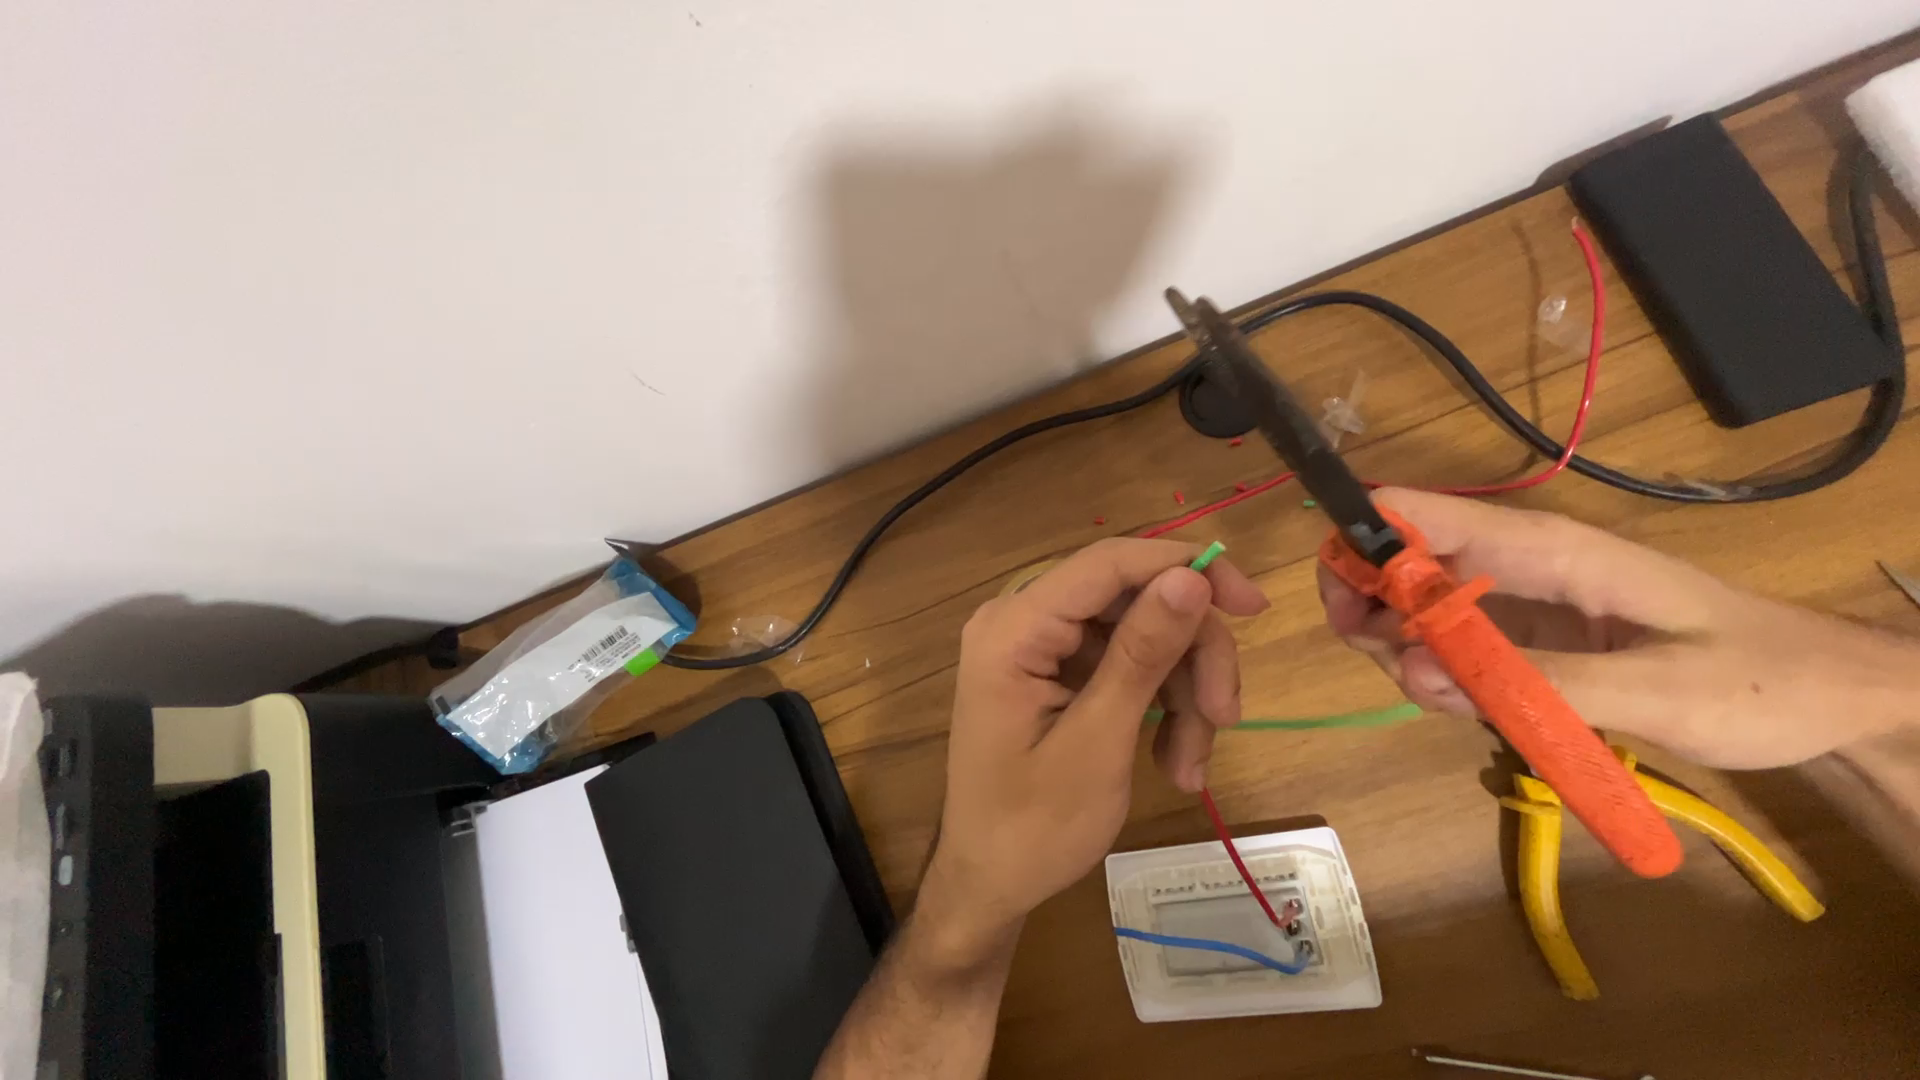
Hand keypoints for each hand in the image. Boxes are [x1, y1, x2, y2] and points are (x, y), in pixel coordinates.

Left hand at [918, 538, 1267, 962]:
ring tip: (1191, 763)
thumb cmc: (1032, 828)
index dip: (1185, 567)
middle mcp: (1021, 620)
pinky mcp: (1056, 671)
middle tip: (1225, 717)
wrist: (989, 883)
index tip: (1253, 605)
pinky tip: (1174, 761)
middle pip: (1132, 599)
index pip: (1108, 562)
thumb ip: (1141, 653)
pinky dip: (1159, 706)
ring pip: (1140, 633)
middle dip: (1189, 654)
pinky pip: (1125, 664)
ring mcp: (1038, 645)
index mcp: (1013, 627)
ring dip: (1181, 693)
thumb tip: (1191, 576)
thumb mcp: (1097, 742)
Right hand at [1320, 488, 1919, 770]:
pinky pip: (1441, 643)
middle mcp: (1509, 562)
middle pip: (1393, 560)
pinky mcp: (1517, 637)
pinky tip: (1462, 701)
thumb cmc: (1762, 681)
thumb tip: (1411, 670)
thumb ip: (1534, 683)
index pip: (1413, 512)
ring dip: (1395, 646)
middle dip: (1366, 607)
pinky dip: (1429, 672)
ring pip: (1407, 605)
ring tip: (1437, 694)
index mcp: (1538, 546)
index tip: (1345, 609)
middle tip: (1388, 665)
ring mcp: (1510, 600)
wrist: (1839, 698)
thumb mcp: (1659, 689)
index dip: (1359, 544)